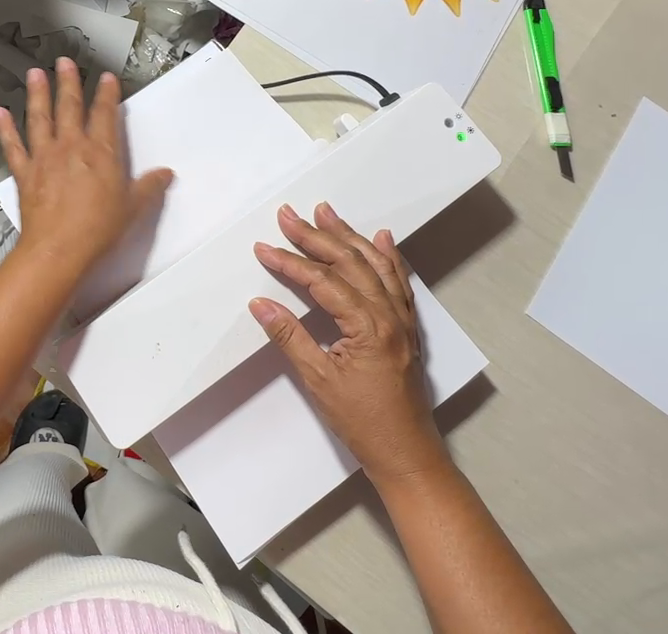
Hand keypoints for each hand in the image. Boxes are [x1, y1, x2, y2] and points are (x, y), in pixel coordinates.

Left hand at [0, 59, 173, 273]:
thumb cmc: (97, 229)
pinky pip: (13, 145)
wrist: (59, 249)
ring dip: (38, 93)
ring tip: (35, 73)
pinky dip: (5, 128)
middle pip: (70, 106)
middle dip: (69, 82)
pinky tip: (0, 113)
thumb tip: (165, 174)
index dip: (107, 94)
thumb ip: (148, 187)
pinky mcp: (24, 172)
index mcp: (100, 152)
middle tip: (65, 62)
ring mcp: (44, 157)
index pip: (105, 114)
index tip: (106, 78)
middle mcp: (70, 147)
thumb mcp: (132, 208)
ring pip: (40, 117)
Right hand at [248, 203, 449, 484]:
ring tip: (326, 212)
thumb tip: (260, 303)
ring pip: (375, 266)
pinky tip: (381, 239)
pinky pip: (398, 283)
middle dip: (316, 236)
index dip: (290, 263)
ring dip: (349, 237)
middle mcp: (389, 315)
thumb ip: (289, 337)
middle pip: (350, 263)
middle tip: (288, 215)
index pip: (323, 282)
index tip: (264, 248)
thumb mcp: (318, 380)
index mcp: (368, 327)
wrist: (407, 454)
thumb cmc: (361, 421)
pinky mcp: (406, 328)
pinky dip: (388, 257)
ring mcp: (402, 320)